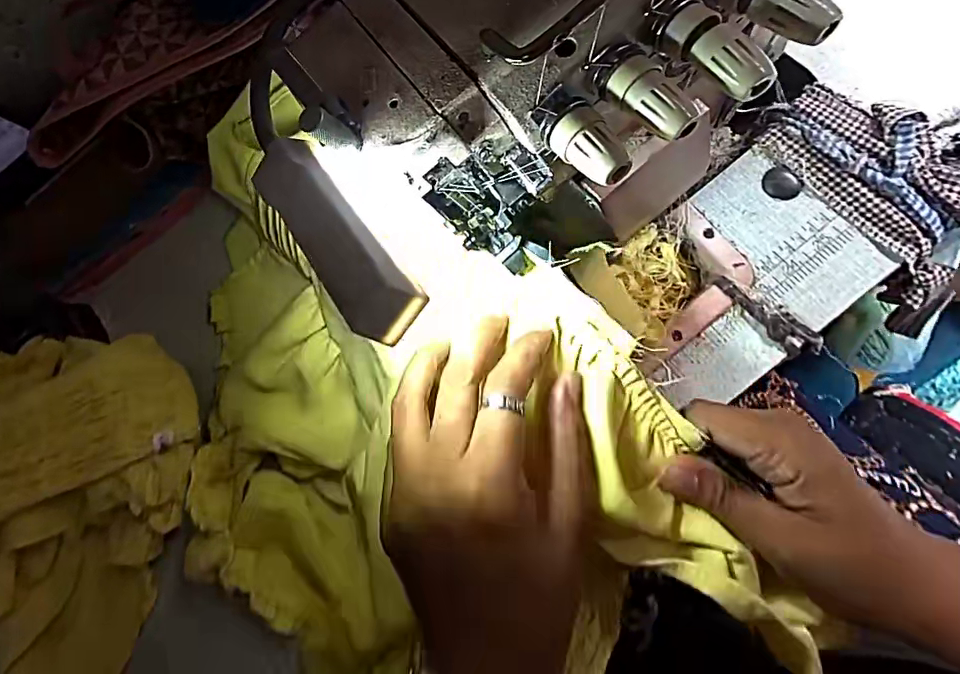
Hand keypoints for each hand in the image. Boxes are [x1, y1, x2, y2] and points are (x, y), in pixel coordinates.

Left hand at [385, 316, 592, 673]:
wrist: (483, 666)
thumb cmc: (540, 596)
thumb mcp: (568, 522)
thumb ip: (565, 444)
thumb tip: (566, 378)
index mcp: (489, 481)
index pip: (504, 391)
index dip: (525, 354)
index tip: (542, 334)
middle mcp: (437, 475)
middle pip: (455, 386)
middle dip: (480, 344)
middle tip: (499, 319)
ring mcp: (405, 490)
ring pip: (409, 403)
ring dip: (431, 363)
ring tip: (455, 340)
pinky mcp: (390, 506)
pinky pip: (399, 435)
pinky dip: (414, 400)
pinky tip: (433, 387)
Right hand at [656, 401, 917, 620]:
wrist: (915, 581)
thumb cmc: (852, 566)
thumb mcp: (781, 541)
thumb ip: (722, 498)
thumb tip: (663, 466)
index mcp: (777, 435)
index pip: (701, 415)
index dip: (675, 442)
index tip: (658, 480)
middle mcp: (778, 420)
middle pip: (710, 423)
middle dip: (690, 457)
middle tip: (678, 503)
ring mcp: (786, 432)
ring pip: (723, 435)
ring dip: (709, 468)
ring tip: (702, 508)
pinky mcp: (790, 449)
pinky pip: (742, 447)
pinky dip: (729, 472)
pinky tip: (731, 504)